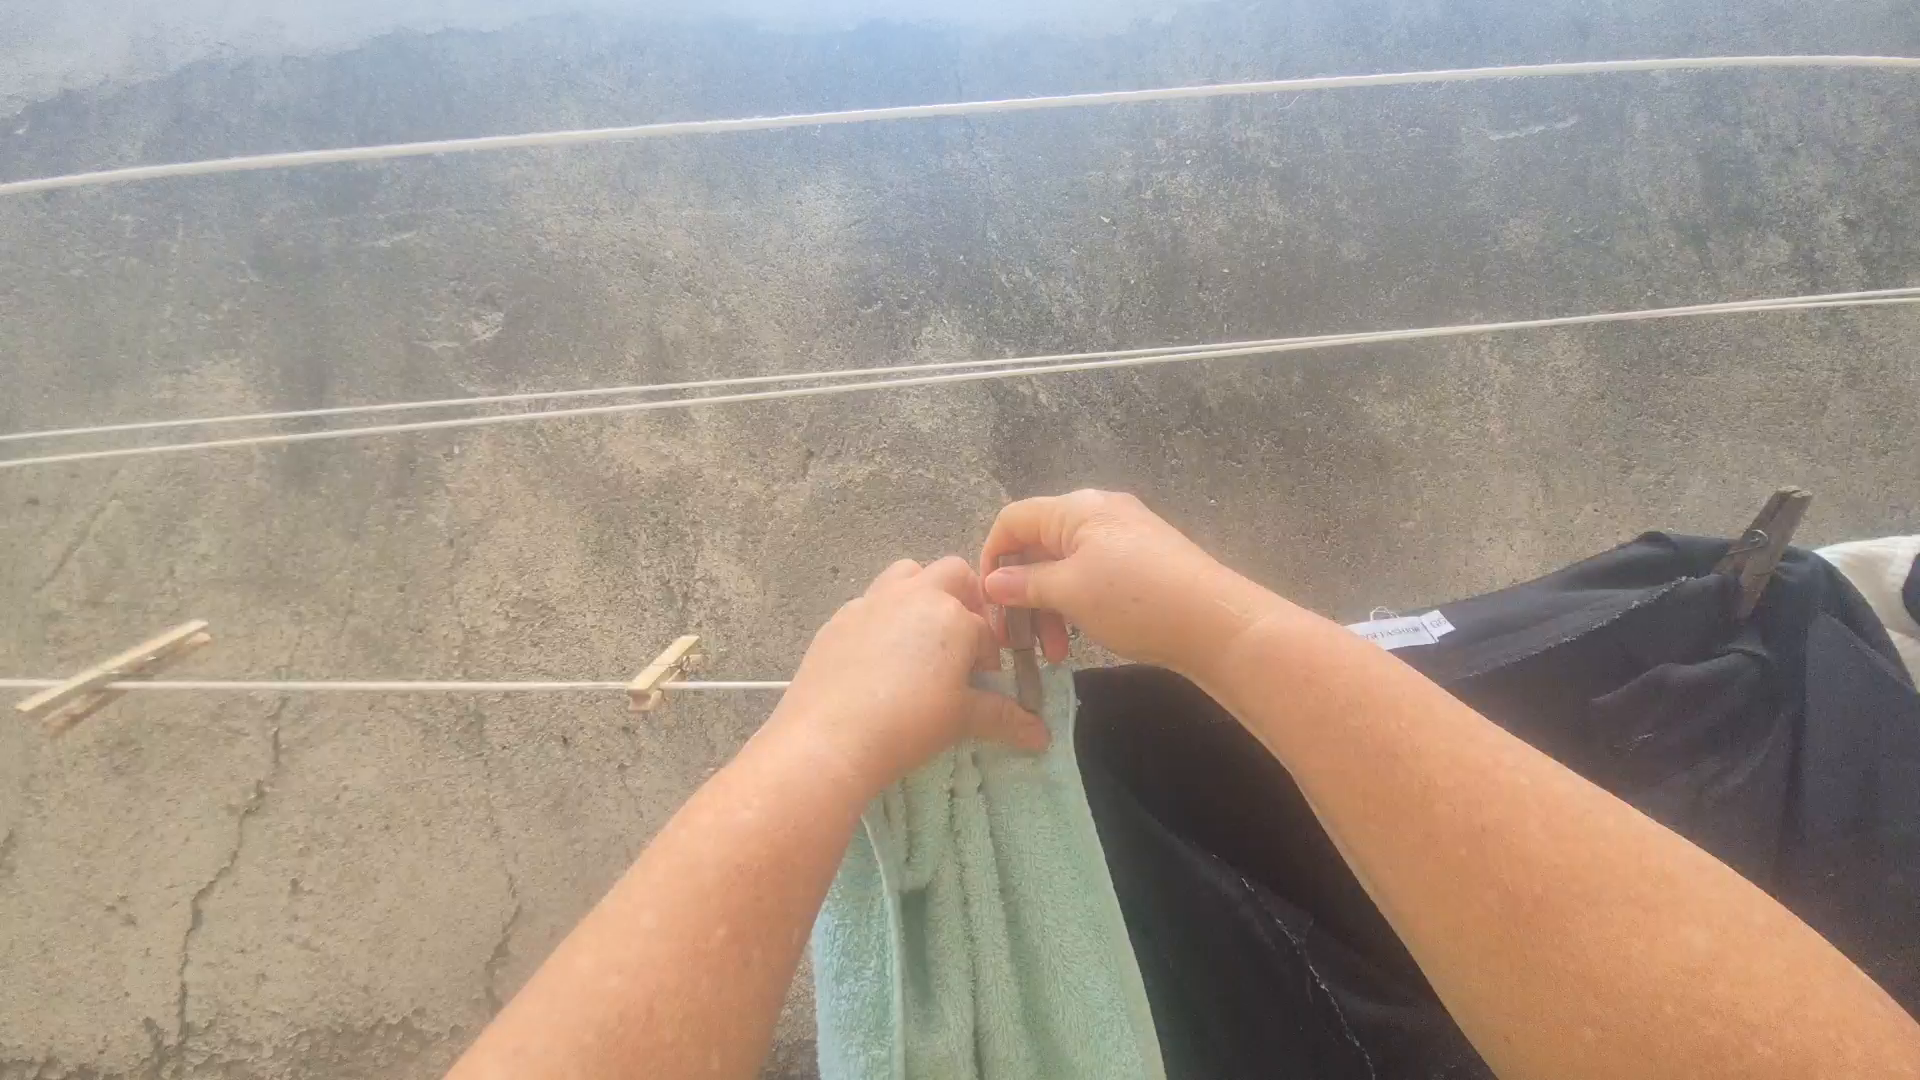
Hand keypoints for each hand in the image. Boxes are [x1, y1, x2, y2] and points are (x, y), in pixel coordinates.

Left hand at [765, 557, 1049, 795]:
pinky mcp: (839, 618)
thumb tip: (1041, 735)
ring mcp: (872, 602)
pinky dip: (883, 618)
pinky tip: (878, 661)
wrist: (829, 737)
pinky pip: (870, 603)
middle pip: (951, 574)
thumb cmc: (908, 723)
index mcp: (952, 613)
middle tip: (960, 645)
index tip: (985, 680)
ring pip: (906, 575)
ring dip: (921, 595)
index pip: (985, 627)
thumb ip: (1004, 718)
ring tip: (920, 641)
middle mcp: (913, 595)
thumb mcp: (962, 719)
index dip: (990, 654)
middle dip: (964, 600)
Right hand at [979, 490, 1283, 673]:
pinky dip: (1075, 605)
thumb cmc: (1134, 600)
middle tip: (1017, 640)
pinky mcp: (1141, 562)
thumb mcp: (1070, 592)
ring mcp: (1122, 537)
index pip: (1013, 520)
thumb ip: (1024, 584)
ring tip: (1053, 653)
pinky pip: (1090, 576)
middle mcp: (1097, 513)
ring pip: (1064, 567)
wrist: (1216, 624)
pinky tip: (1077, 640)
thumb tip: (991, 583)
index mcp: (1076, 509)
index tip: (989, 603)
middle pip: (1038, 545)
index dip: (992, 558)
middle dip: (1022, 593)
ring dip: (1048, 608)